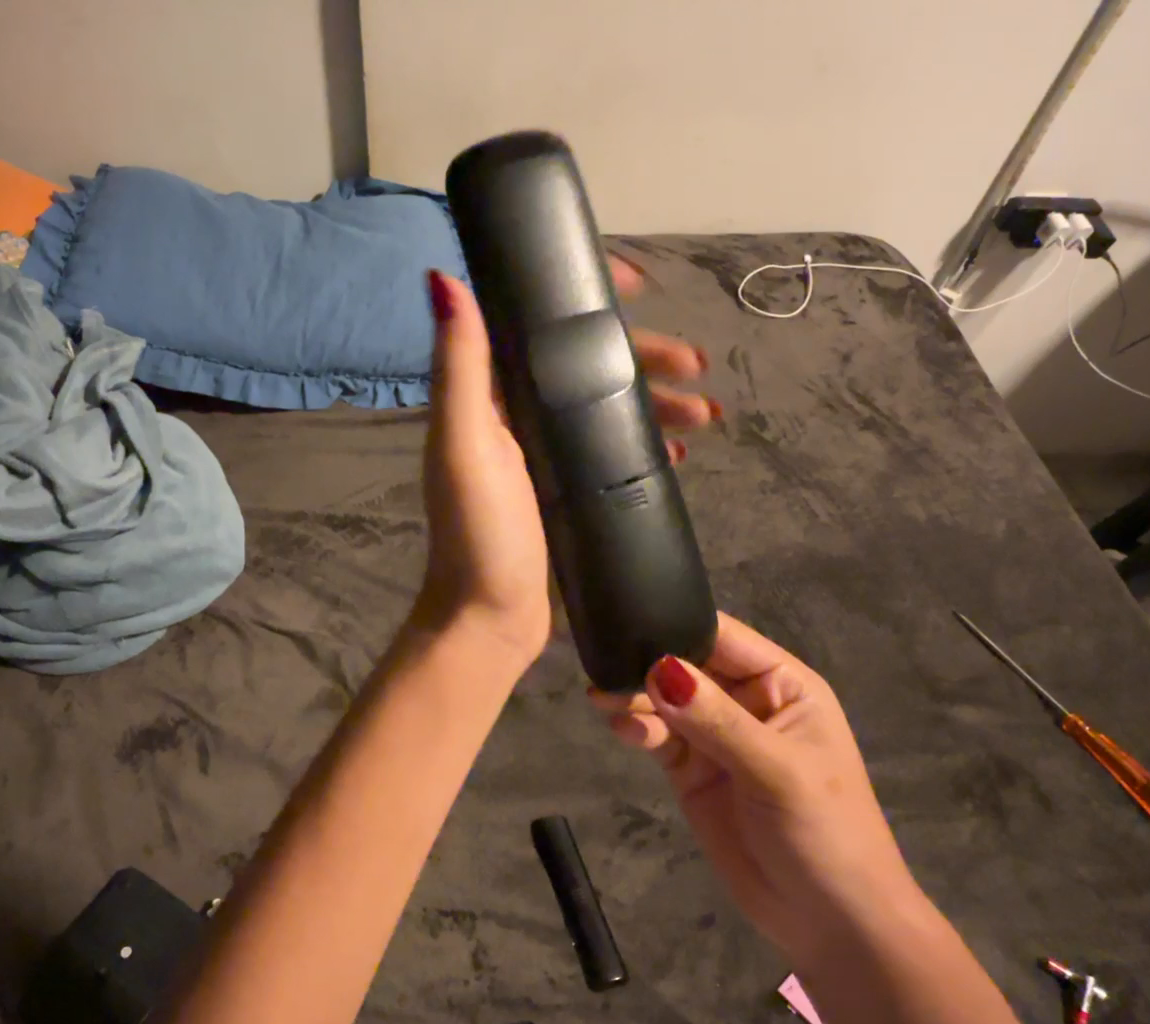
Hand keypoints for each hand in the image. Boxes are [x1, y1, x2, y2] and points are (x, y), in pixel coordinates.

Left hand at [411, 260, 716, 662]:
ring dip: (657, 399)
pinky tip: (681, 451)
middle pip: (585, 364)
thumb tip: (442, 277)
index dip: (584, 298)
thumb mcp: (466, 444)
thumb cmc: (478, 532)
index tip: (637, 288)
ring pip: (606, 405)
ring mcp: (542, 455)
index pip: (537, 325)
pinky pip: (613, 448)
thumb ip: (460, 366)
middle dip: (642, 355)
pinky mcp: (566, 490)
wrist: (489, 620)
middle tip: (695, 365)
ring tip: (707, 413)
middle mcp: (512, 416)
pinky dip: (646, 441)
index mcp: (487, 396)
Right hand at [589, 615, 922, 960]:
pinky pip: (656, 735)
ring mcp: (715, 737)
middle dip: (646, 663)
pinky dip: (636, 728)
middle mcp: (745, 702)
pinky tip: (622, 730)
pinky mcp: (690, 770)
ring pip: (663, 700)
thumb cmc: (826, 833)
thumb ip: (717, 720)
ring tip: (605, 702)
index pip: (722, 638)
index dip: (678, 628)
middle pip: (684, 666)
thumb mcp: (777, 770)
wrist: (830, 922)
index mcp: (782, 686)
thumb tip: (660, 669)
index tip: (629, 622)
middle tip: (606, 670)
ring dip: (634, 697)